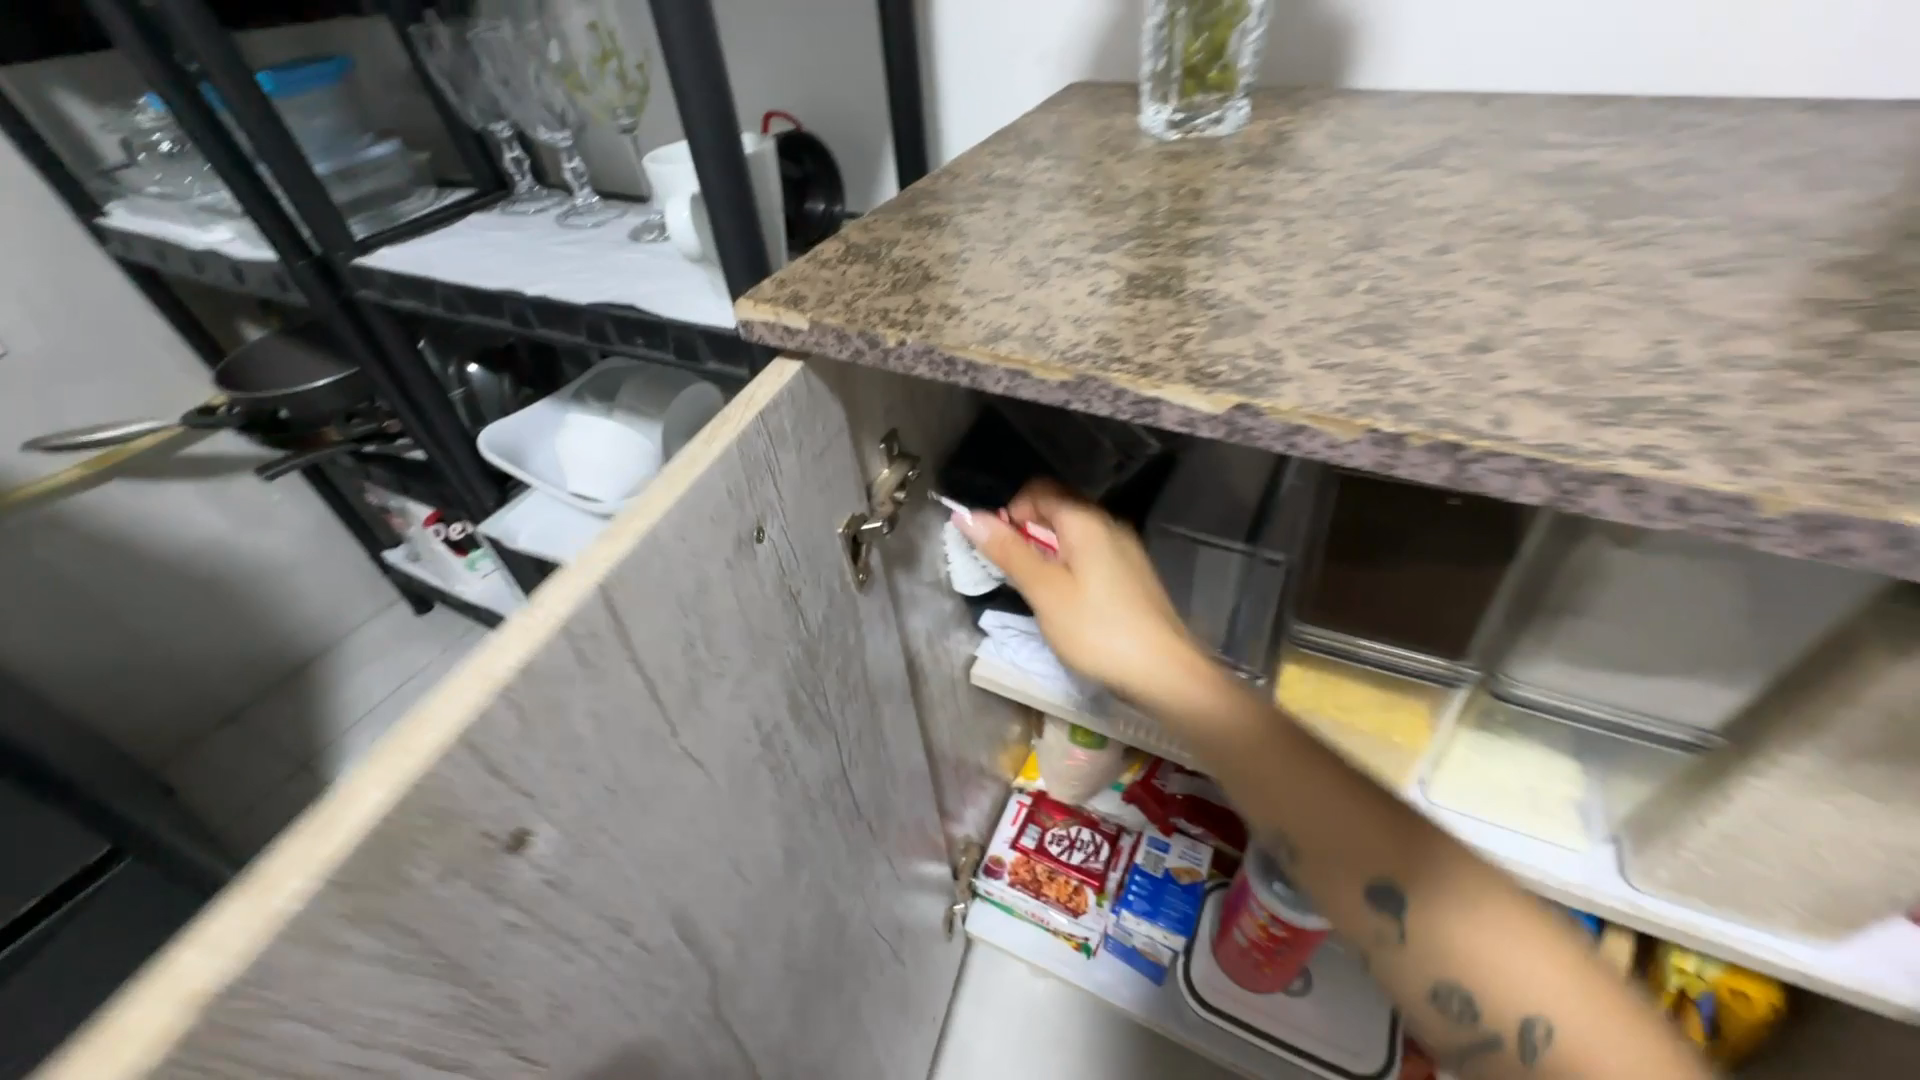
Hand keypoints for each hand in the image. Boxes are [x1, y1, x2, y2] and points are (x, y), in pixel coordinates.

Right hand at [954, 480, 1205, 704]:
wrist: (1163, 670)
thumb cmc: (1097, 629)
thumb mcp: (1044, 591)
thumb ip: (1008, 551)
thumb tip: (969, 516)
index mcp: (1086, 520)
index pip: (1039, 490)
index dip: (1010, 510)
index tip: (996, 547)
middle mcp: (1108, 524)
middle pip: (1057, 508)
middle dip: (1027, 529)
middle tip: (1012, 568)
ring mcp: (1124, 548)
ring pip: (1073, 533)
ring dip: (1046, 549)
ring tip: (1034, 586)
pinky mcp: (1131, 573)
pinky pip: (1090, 552)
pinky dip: (1068, 563)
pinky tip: (1064, 597)